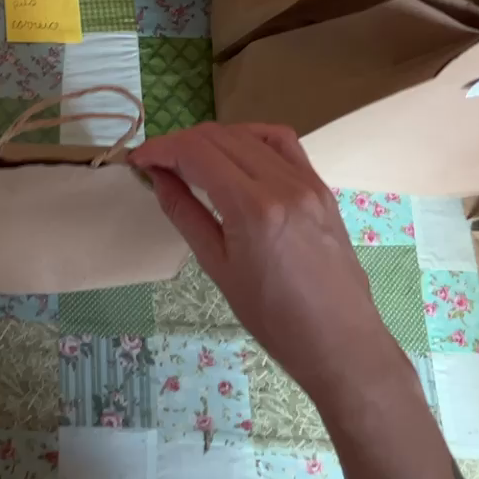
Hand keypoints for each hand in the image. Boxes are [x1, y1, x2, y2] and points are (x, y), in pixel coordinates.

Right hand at [129, 123, 398, 394]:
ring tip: (190, 161)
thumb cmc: (273, 317)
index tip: (138, 160)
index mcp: (253, 208)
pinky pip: (281, 142)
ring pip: (247, 134)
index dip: (159, 149)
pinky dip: (249, 137)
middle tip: (156, 164)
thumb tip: (156, 176)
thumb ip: (183, 212)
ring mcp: (307, 181)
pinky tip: (234, 154)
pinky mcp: (320, 186)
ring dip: (210, 139)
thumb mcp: (216, 266)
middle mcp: (282, 183)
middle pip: (217, 136)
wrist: (341, 344)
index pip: (195, 152)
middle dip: (178, 143)